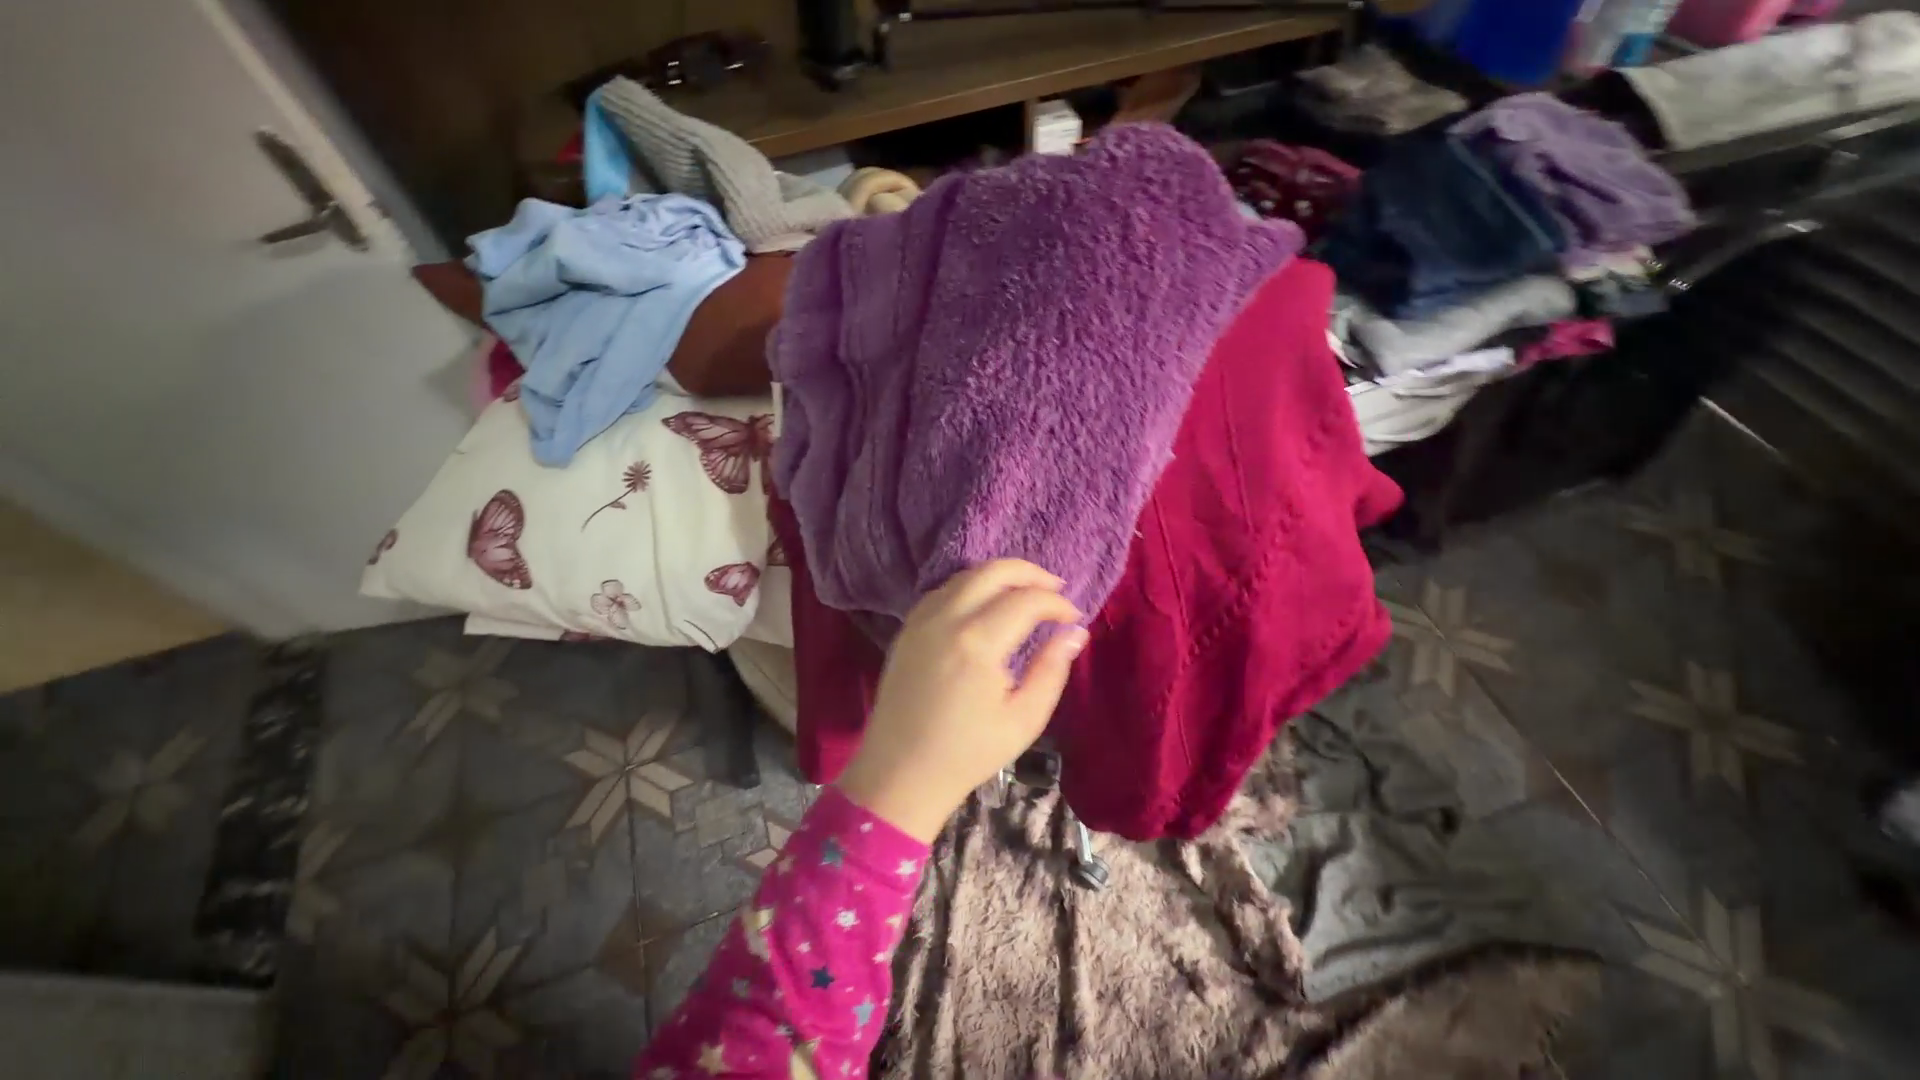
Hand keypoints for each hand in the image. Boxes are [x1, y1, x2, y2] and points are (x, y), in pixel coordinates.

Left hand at [833, 560, 1087, 842]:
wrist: (900, 772)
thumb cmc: (968, 752)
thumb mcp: (1024, 719)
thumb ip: (1052, 669)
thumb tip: (1074, 631)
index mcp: (978, 642)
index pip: (1026, 600)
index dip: (1056, 602)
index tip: (1073, 617)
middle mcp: (946, 619)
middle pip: (993, 571)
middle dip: (1030, 574)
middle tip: (1055, 589)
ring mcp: (921, 621)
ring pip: (965, 576)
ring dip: (999, 576)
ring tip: (1026, 594)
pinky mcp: (907, 629)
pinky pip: (942, 591)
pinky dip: (970, 587)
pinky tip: (986, 605)